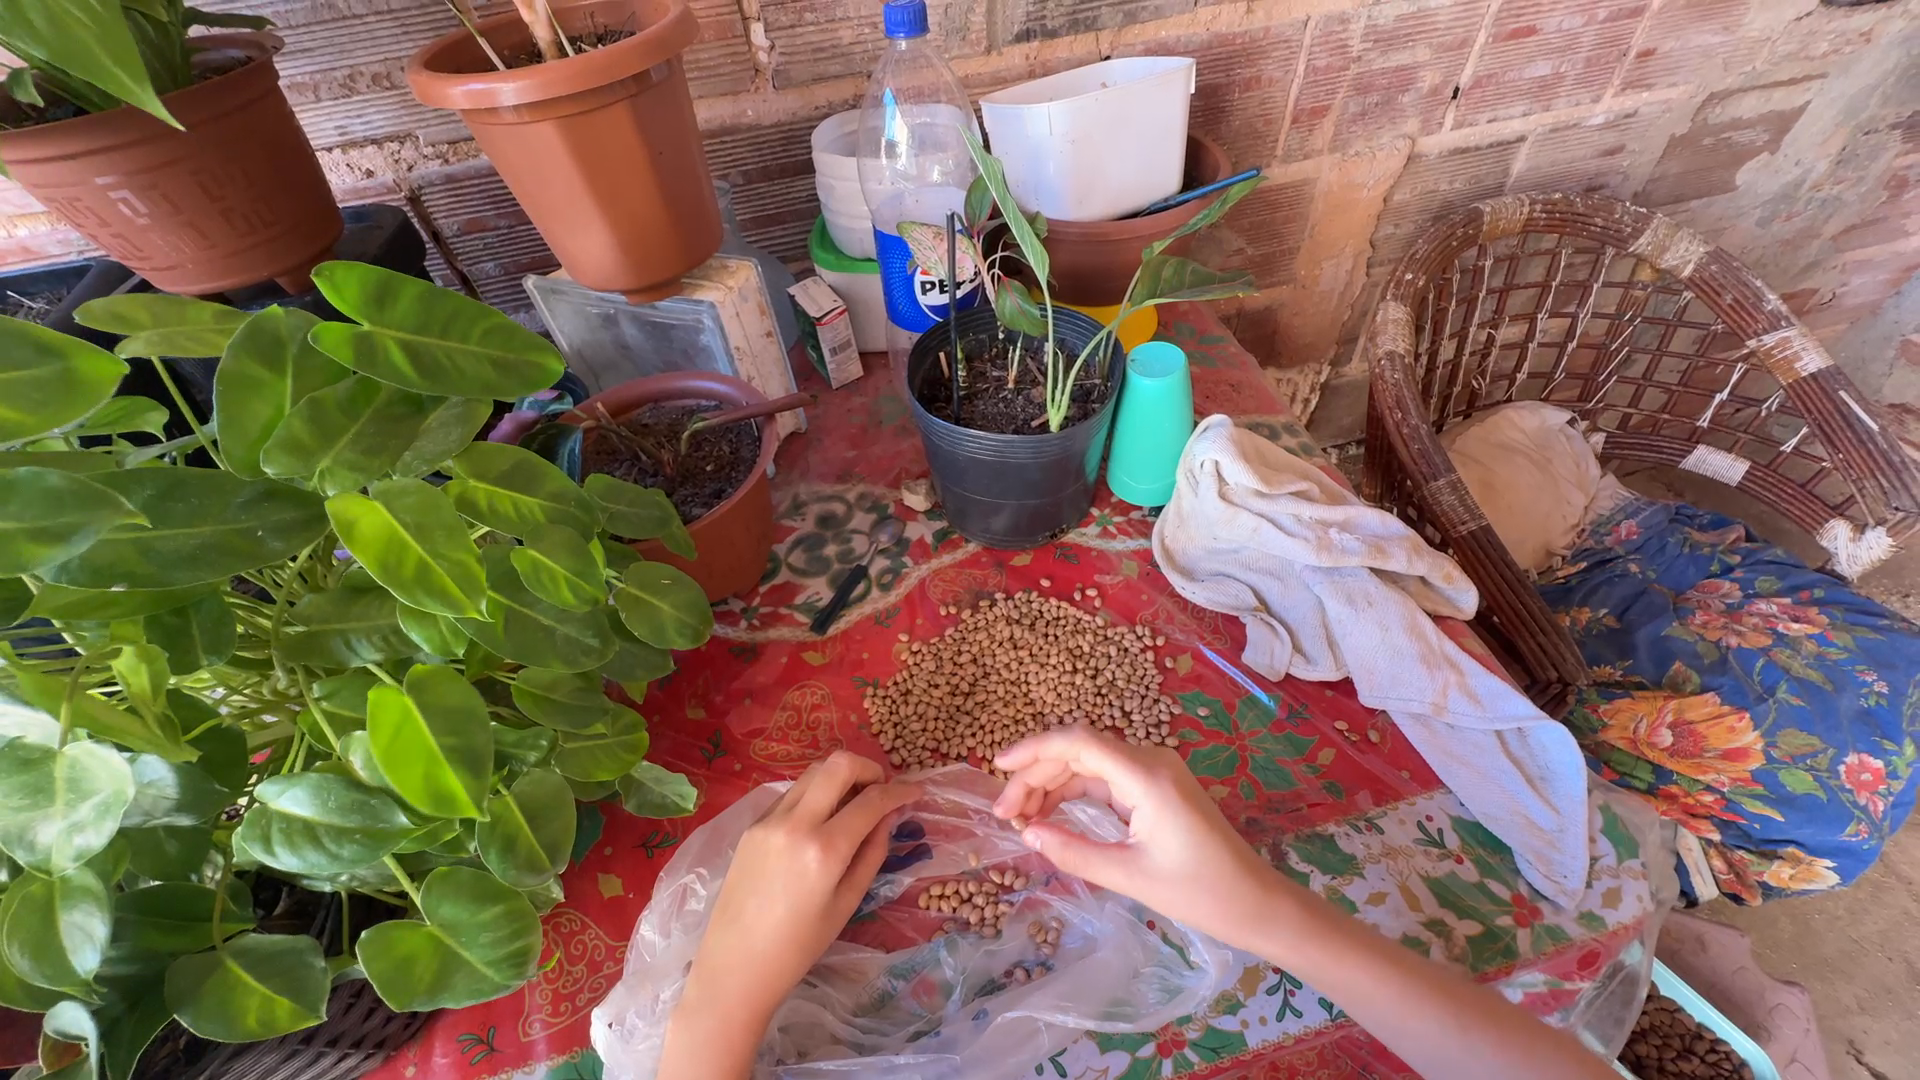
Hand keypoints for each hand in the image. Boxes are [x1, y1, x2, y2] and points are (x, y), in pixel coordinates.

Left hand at [660, 752, 918, 1078]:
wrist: (734, 967)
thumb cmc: (799, 946)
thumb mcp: (848, 902)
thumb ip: (873, 851)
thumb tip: (891, 815)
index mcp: (824, 849)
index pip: (872, 800)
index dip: (900, 791)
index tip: (915, 792)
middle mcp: (795, 822)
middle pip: (839, 763)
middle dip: (869, 768)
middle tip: (881, 790)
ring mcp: (769, 818)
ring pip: (814, 771)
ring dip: (841, 776)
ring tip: (855, 803)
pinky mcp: (753, 823)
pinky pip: (794, 791)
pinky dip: (817, 793)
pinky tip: (823, 820)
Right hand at [992, 728, 1295, 953]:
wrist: (1256, 903)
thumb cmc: (1200, 893)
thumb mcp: (1130, 876)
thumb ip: (1074, 852)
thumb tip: (1027, 833)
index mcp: (1147, 775)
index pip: (1079, 742)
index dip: (1034, 748)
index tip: (998, 765)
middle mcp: (1149, 760)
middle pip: (1079, 751)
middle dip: (1036, 775)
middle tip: (1003, 812)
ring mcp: (1153, 770)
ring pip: (1088, 763)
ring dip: (1052, 784)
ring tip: (1020, 816)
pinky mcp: (1153, 786)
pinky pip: (1104, 778)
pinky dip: (1074, 792)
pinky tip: (1051, 812)